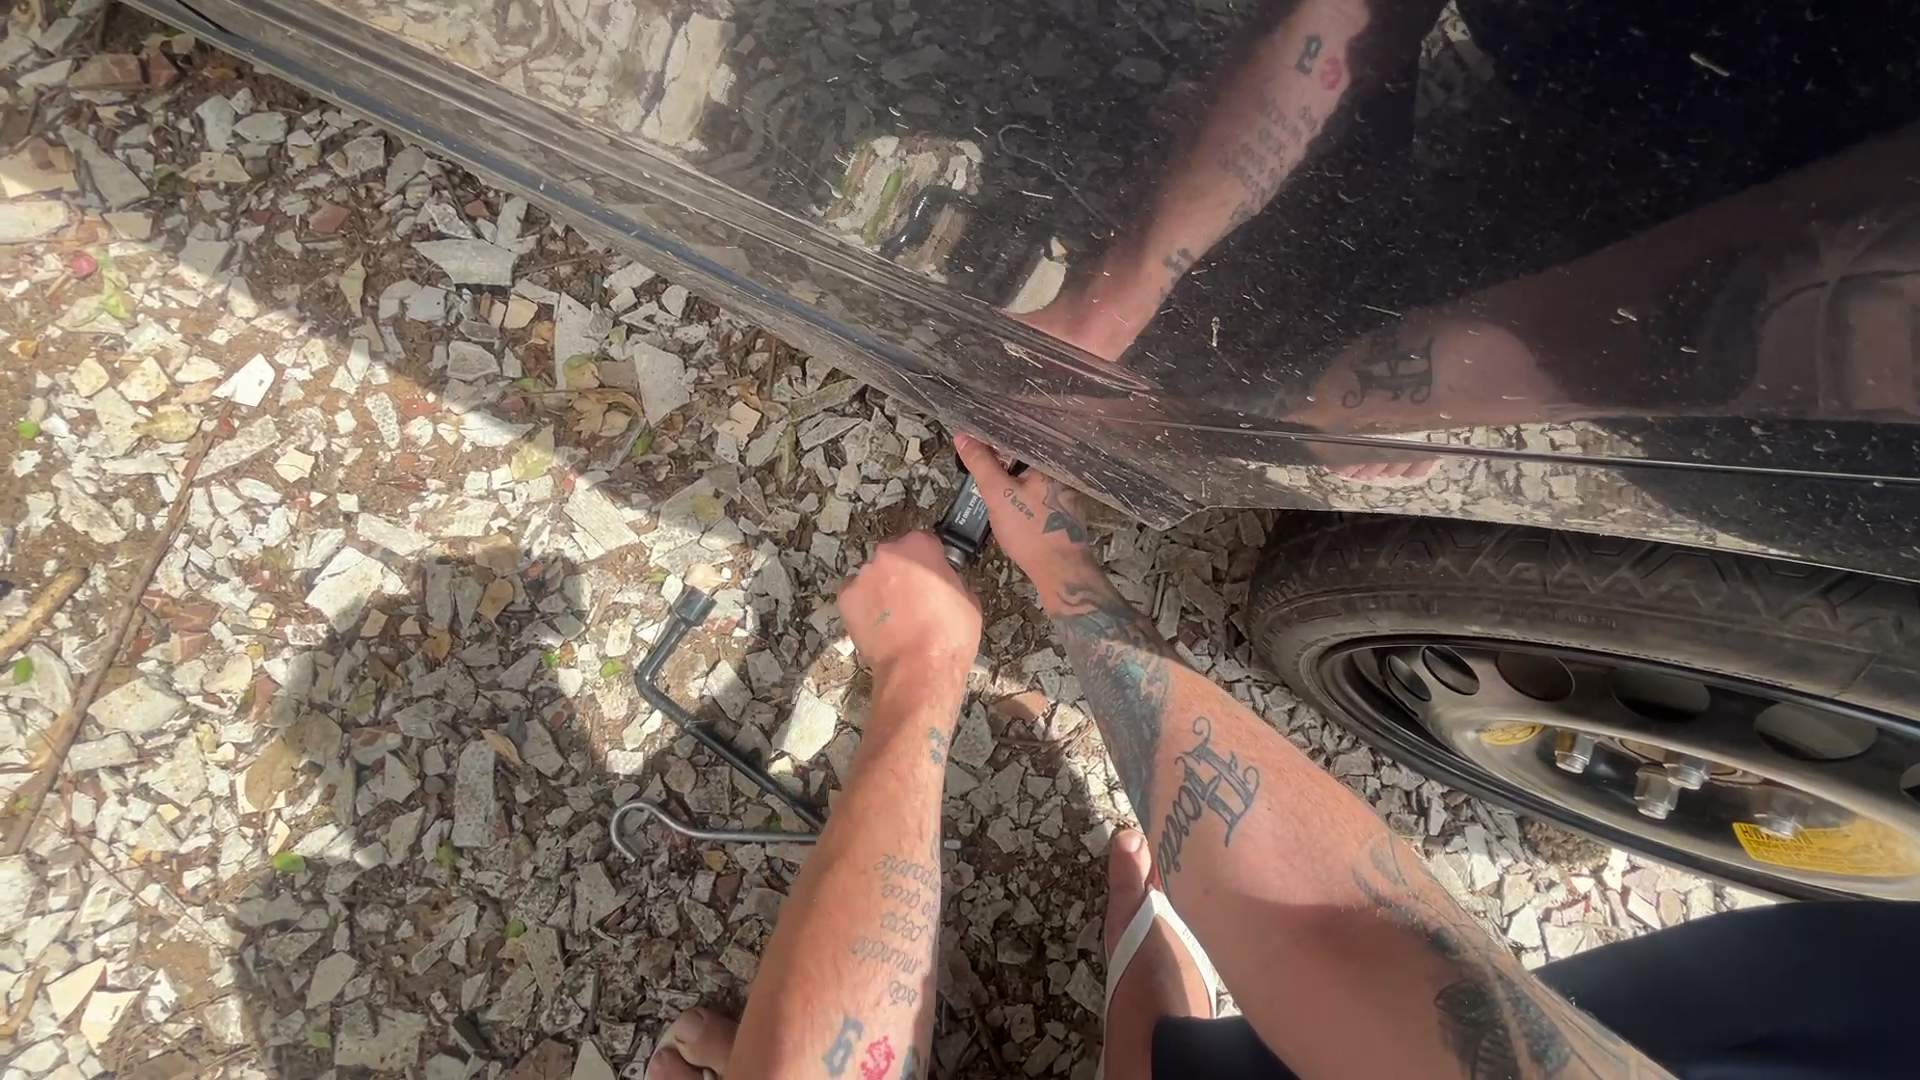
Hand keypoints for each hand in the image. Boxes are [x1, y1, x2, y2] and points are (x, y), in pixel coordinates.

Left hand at [837, 531, 981, 683]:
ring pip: (873, 576)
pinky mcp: (846, 599)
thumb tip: (943, 580)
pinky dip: (864, 606)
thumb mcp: (967, 598)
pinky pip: (855, 595)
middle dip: (903, 572)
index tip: (932, 572)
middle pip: (894, 556)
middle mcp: (887, 554)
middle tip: (915, 598)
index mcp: (919, 547)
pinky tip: (880, 624)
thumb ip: (950, 578)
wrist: (920, 668)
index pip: (923, 541)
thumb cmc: (948, 635)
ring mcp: (863, 576)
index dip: (930, 558)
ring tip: (897, 617)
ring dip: (882, 589)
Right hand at [952, 434, 1096, 604]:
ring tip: (995, 482)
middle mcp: (1063, 470)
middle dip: (1003, 458)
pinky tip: (1016, 504)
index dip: (994, 437)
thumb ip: (980, 462)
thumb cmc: (1033, 532)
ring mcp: (1067, 489)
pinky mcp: (1066, 507)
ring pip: (1033, 474)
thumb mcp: (997, 493)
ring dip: (1014, 476)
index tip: (975, 439)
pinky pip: (1040, 490)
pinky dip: (1026, 492)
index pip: (1018, 435)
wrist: (1059, 569)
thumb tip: (963, 437)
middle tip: (980, 461)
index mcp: (1049, 459)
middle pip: (1026, 455)